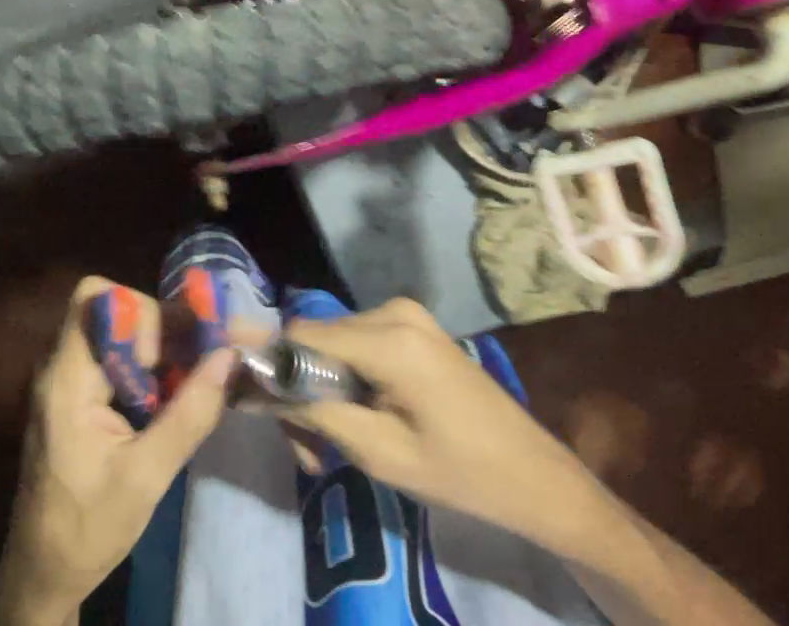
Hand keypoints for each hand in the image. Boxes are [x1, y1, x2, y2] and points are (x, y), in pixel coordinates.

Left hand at [0, 277, 235, 624]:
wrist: (43, 571)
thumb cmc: (88, 528)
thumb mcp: (146, 476)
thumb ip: (188, 414)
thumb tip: (229, 358)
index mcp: (66, 379)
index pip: (96, 299)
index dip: (142, 311)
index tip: (176, 351)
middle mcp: (62, 367)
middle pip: (114, 312)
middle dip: (165, 329)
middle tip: (208, 358)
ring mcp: (69, 381)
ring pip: (120, 335)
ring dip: (164, 350)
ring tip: (203, 376)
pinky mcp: (80, 398)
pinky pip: (119, 361)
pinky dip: (153, 370)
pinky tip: (180, 396)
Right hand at [284, 299, 604, 555]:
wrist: (534, 477)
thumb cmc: (460, 472)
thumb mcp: (378, 451)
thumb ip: (313, 411)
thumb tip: (254, 385)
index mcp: (389, 339)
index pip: (300, 335)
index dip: (273, 370)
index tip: (268, 417)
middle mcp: (393, 311)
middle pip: (314, 341)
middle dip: (300, 393)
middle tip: (308, 453)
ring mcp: (407, 315)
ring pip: (331, 345)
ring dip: (321, 393)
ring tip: (328, 449)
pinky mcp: (413, 329)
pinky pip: (357, 345)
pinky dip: (346, 382)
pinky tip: (354, 423)